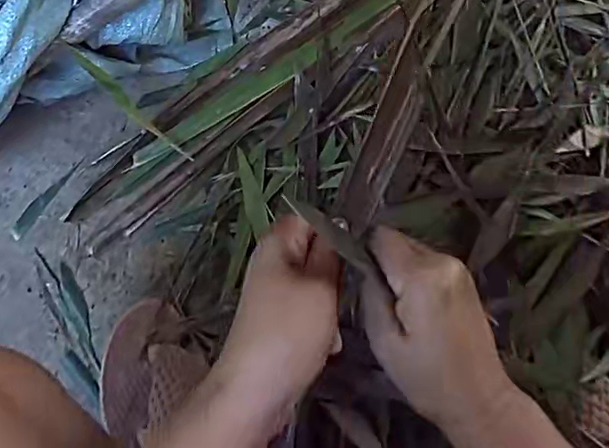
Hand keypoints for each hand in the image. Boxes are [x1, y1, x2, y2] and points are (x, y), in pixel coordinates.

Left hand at [149, 216, 339, 447]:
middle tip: (347, 289)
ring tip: (336, 324)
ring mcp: (271, 291)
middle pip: (313, 250)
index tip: (354, 247)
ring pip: (313, 282)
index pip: (310, 216)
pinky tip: (328, 343)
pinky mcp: (275, 319)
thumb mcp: (320, 287)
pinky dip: (318, 322)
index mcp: (276, 243)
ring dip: (329, 300)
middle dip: (334, 269)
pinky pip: (305, 308)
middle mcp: (270, 261)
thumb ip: (332, 253)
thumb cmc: (289, 332)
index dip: (334, 227)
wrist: (254, 393)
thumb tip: (338, 224)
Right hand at [363, 228, 565, 447]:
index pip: (380, 236)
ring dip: (401, 267)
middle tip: (382, 297)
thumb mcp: (385, 343)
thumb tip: (362, 263)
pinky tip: (419, 304)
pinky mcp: (464, 274)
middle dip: (384, 261)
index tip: (362, 276)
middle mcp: (441, 259)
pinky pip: (428, 259)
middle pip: (398, 239)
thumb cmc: (428, 379)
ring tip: (401, 304)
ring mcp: (456, 264)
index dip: (365, 250)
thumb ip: (370, 294)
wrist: (481, 399)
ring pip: (412, 248)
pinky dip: (417, 274)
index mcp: (421, 275)